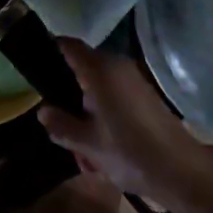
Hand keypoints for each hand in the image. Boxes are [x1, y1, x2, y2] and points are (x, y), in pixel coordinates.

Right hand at [39, 40, 212, 212]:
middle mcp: (119, 67)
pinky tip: (102, 154)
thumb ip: (61, 124)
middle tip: (60, 131)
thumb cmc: (127, 151)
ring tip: (85, 155)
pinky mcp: (143, 95)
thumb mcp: (86, 143)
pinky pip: (114, 100)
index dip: (52, 50)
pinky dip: (104, 120)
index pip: (71, 47)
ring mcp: (133, 80)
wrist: (176, 165)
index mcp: (102, 71)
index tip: (35, 64)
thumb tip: (44, 110)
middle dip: (69, 100)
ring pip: (98, 91)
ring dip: (87, 118)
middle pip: (84, 72)